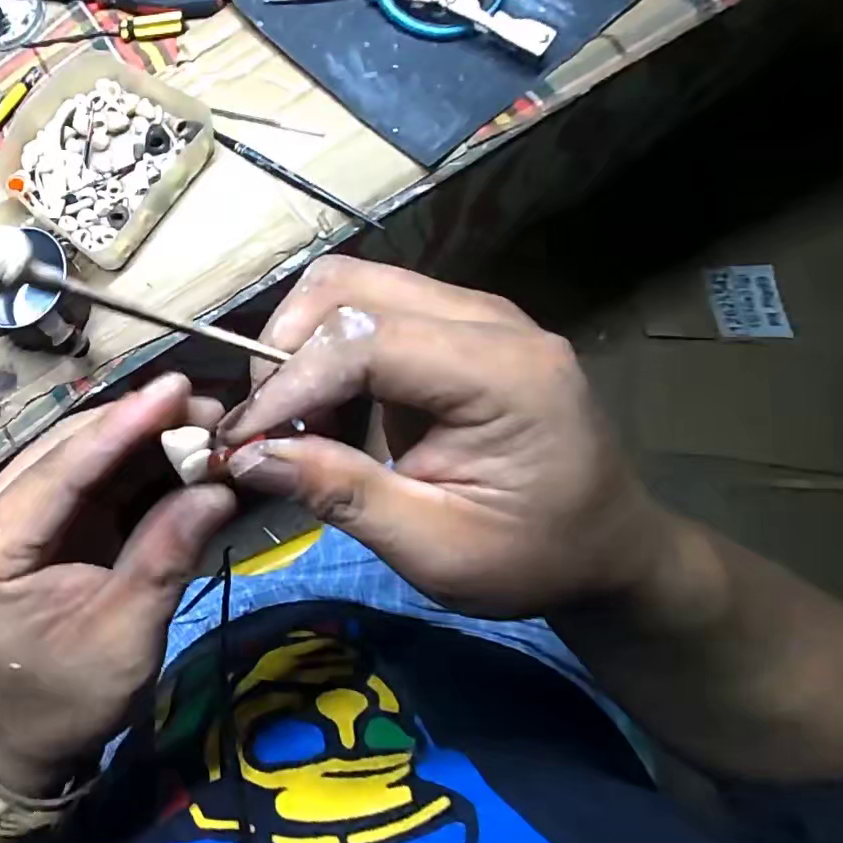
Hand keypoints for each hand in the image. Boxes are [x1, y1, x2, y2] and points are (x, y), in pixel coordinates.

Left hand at [0, 374, 235, 793]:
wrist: (27, 729)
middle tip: (208, 409)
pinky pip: (87, 474)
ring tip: (203, 423)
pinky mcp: (37, 516)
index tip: (174, 388)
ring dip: (138, 436)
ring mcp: (9, 510)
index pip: (59, 471)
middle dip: (137, 424)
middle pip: (65, 449)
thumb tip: (218, 489)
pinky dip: (132, 461)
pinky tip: (177, 449)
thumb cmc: (67, 695)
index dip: (121, 426)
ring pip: (78, 452)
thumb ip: (165, 556)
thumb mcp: (125, 636)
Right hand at [218, 258, 674, 618]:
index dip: (287, 387)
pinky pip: (353, 306)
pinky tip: (321, 406)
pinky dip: (313, 349)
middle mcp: (485, 320)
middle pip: (342, 287)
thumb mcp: (434, 549)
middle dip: (280, 351)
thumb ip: (340, 494)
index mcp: (505, 374)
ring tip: (292, 417)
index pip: (363, 343)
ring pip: (340, 285)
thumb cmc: (532, 556)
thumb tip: (243, 457)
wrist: (604, 544)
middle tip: (266, 426)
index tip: (238, 441)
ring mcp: (464, 312)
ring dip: (292, 346)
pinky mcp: (441, 322)